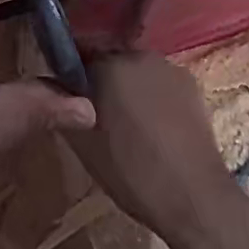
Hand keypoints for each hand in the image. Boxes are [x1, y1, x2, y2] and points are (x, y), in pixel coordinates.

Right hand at [68, 53, 248, 248]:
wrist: (193, 194)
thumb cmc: (131, 171)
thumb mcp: (83, 146)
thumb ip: (64, 107)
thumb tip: (56, 87)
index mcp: (106, 65)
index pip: (80, 58)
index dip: (75, 80)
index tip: (74, 102)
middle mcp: (137, 54)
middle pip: (112, 63)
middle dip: (106, 84)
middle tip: (103, 118)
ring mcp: (167, 65)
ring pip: (139, 73)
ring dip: (133, 90)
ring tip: (134, 128)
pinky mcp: (191, 82)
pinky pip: (163, 84)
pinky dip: (157, 99)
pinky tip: (160, 130)